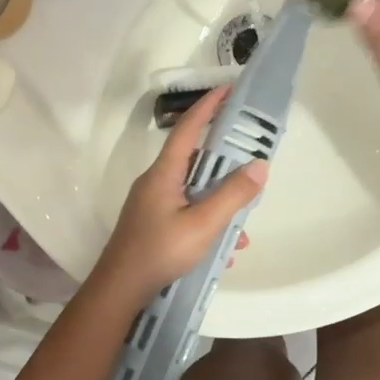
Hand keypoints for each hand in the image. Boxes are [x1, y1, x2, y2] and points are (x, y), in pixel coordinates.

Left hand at [94, 85, 268, 300]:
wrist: (120, 290)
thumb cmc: (159, 252)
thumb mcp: (203, 225)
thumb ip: (232, 196)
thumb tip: (259, 167)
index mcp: (164, 174)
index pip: (188, 129)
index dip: (208, 107)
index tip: (228, 89)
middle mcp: (156, 183)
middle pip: (195, 162)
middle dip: (225, 166)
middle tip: (250, 164)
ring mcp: (153, 206)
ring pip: (195, 194)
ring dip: (220, 208)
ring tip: (242, 232)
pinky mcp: (153, 226)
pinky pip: (188, 215)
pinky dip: (208, 226)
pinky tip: (224, 252)